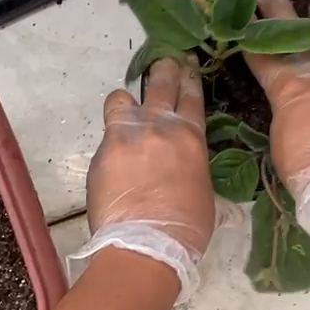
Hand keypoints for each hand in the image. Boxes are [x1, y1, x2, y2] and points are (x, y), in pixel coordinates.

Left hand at [74, 56, 217, 298]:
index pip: (191, 97)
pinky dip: (111, 139)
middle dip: (163, 71)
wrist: (146, 245)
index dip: (189, 79)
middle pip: (161, 85)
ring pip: (123, 98)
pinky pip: (106, 133)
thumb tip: (192, 174)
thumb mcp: (205, 196)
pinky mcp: (103, 152)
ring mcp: (128, 136)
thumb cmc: (184, 230)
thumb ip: (195, 172)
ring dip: (127, 101)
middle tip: (163, 65)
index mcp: (192, 138)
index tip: (186, 66)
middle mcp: (160, 127)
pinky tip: (112, 152)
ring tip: (126, 107)